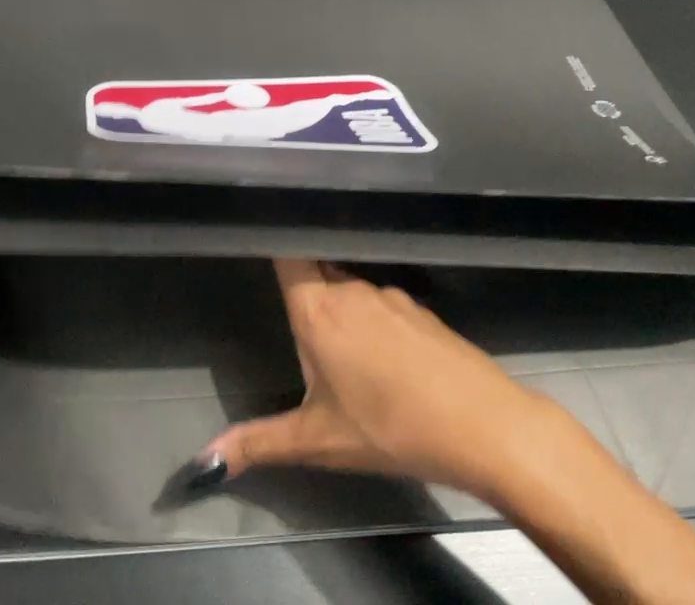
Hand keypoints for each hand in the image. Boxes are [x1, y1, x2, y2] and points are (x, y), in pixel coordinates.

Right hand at [200, 259, 563, 501]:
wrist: (489, 429)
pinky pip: (382, 307)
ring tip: (335, 351)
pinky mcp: (423, 314)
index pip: (287, 254)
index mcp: (318, 309)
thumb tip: (205, 461)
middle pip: (317, 270)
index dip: (271, 241)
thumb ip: (258, 443)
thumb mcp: (318, 441)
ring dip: (339, 312)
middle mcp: (352, 290)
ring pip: (351, 290)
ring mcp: (392, 299)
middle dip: (302, 291)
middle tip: (289, 320)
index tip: (253, 234)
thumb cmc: (392, 428)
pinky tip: (381, 361)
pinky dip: (372, 324)